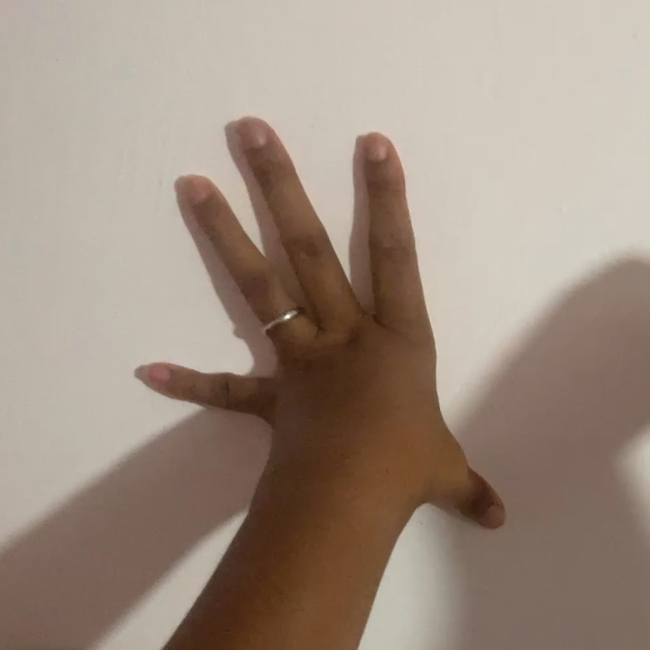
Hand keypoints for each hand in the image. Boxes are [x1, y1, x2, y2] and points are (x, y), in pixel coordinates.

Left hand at [136, 119, 502, 527]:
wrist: (351, 496)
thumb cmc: (405, 470)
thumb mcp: (448, 475)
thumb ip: (471, 490)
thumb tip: (500, 520)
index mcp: (398, 342)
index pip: (396, 259)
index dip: (388, 201)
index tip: (374, 144)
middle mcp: (347, 336)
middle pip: (311, 249)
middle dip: (282, 187)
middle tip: (249, 129)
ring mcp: (303, 362)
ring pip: (263, 287)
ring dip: (227, 234)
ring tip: (192, 181)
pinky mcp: (272, 398)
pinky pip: (227, 389)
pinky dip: (191, 382)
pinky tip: (149, 370)